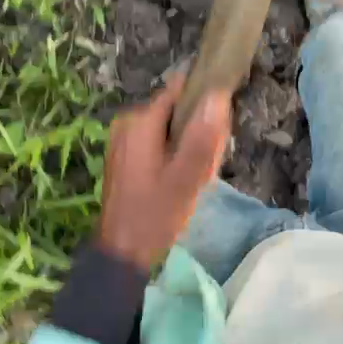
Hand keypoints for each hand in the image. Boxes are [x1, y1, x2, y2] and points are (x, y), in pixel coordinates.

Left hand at [97, 74, 230, 269]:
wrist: (122, 253)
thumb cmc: (156, 214)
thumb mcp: (187, 177)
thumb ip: (203, 135)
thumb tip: (218, 94)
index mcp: (140, 121)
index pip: (180, 90)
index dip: (204, 102)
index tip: (220, 128)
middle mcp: (128, 122)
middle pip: (176, 110)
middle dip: (198, 130)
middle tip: (208, 163)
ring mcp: (124, 139)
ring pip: (170, 128)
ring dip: (189, 146)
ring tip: (198, 176)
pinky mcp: (126, 156)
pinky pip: (159, 143)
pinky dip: (175, 155)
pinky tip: (183, 180)